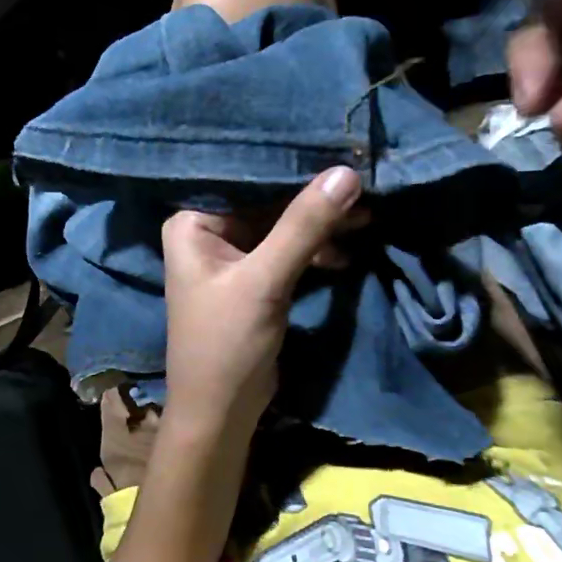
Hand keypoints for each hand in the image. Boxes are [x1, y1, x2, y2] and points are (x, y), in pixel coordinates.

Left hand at [161, 167, 363, 439]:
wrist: (221, 412)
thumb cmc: (226, 344)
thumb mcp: (265, 281)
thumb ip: (304, 227)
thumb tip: (346, 174)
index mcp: (194, 222)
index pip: (246, 179)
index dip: (292, 166)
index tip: (338, 149)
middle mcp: (210, 231)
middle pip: (269, 202)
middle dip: (314, 199)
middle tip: (364, 185)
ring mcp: (234, 256)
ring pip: (284, 227)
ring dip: (321, 225)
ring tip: (367, 217)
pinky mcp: (256, 279)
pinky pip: (290, 251)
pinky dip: (317, 250)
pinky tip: (347, 249)